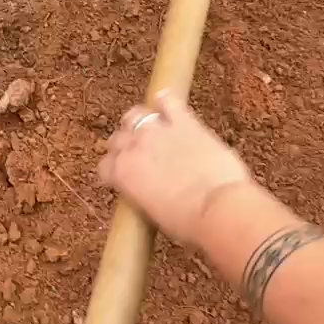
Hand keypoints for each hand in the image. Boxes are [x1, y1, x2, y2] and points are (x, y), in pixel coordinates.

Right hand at [96, 91, 251, 246]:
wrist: (218, 209)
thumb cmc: (187, 222)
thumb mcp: (153, 213)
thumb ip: (143, 194)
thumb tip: (150, 192)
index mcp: (122, 174)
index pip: (104, 166)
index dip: (113, 171)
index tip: (120, 177)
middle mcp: (133, 148)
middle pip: (117, 139)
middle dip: (123, 146)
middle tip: (136, 155)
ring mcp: (158, 132)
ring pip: (135, 115)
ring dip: (137, 122)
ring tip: (146, 127)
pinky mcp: (184, 123)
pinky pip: (169, 102)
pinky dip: (165, 100)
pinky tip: (164, 100)